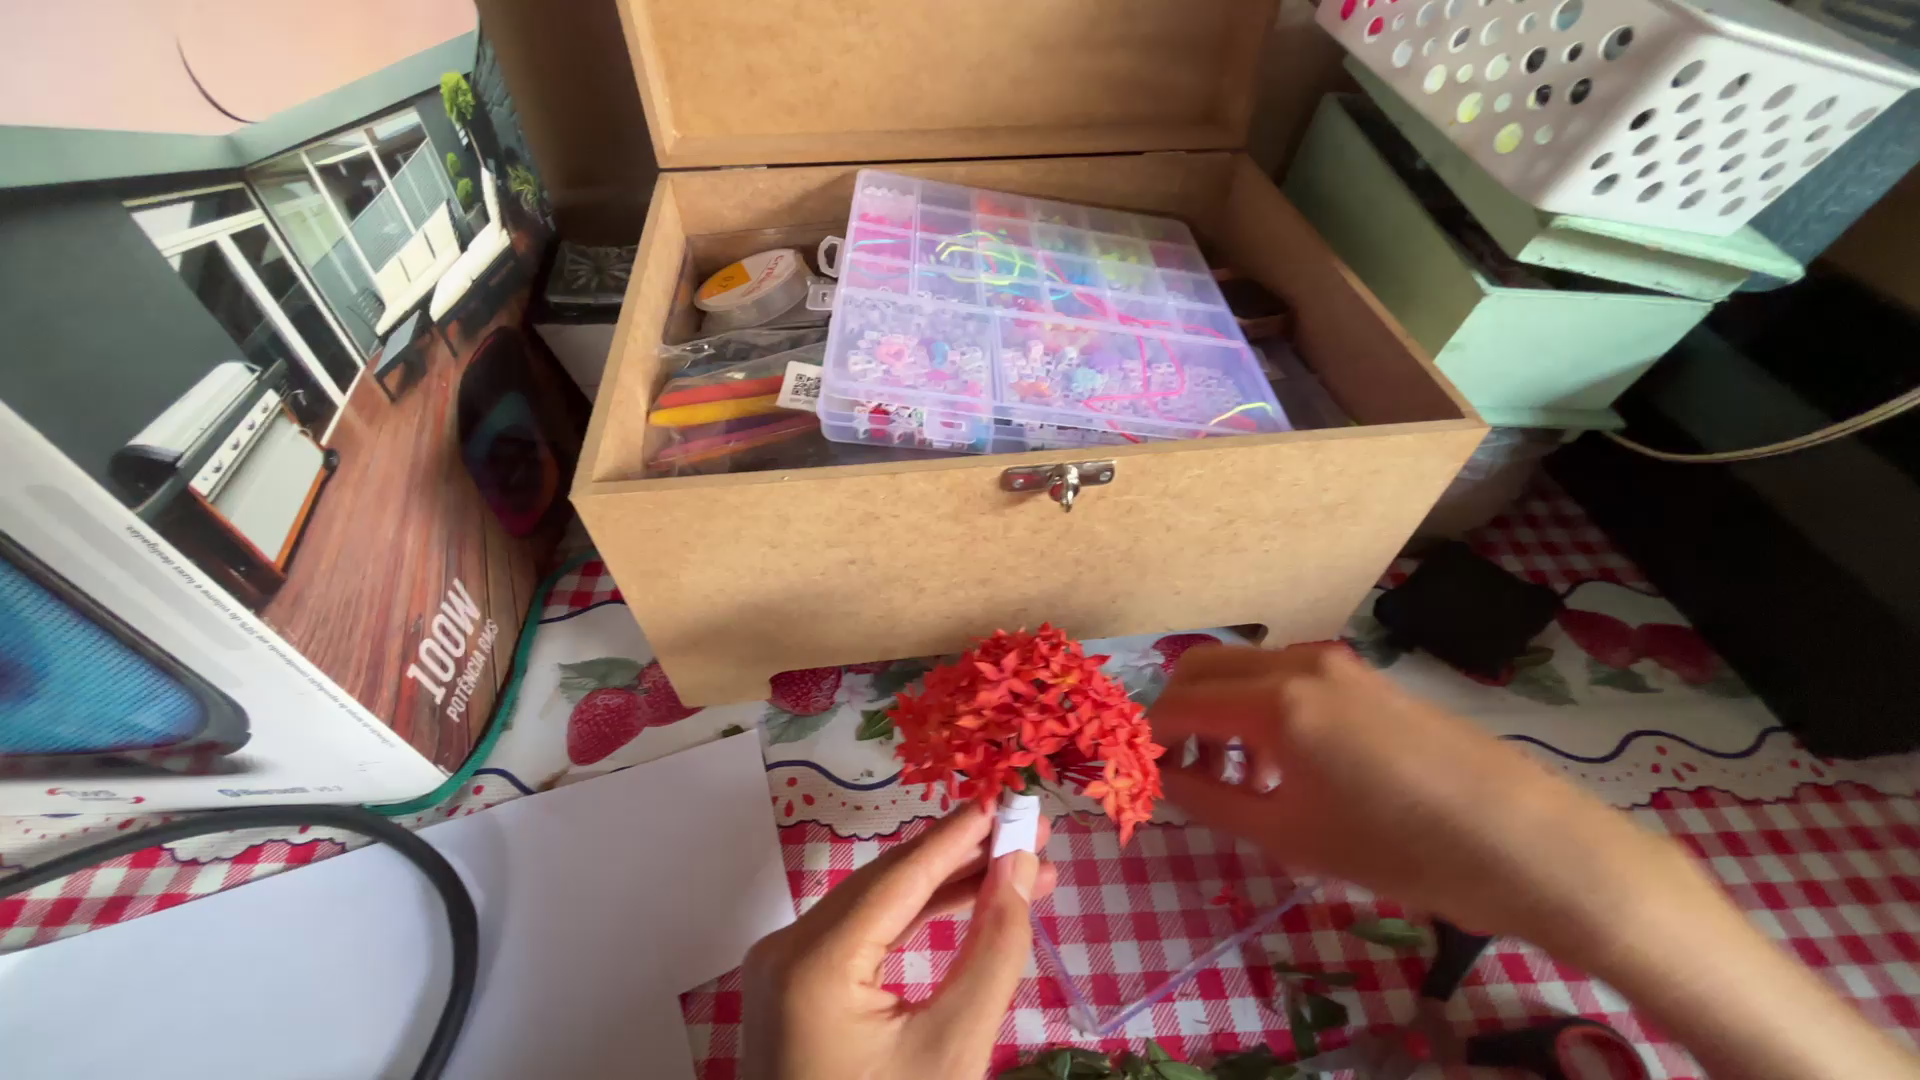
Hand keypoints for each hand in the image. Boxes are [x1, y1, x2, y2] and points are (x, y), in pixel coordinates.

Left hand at [741, 803, 1058, 1079]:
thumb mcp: (953, 1050)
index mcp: (813, 963)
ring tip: (1015, 867)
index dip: (960, 833)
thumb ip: (993, 952)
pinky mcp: (795, 978)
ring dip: (948, 883)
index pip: (900, 876)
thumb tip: (1021, 869)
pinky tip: (968, 898)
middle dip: (964, 856)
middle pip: (889, 882)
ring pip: (879, 902)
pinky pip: (864, 929)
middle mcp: (787, 947)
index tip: (1007, 798)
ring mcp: (785, 962)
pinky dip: (917, 915)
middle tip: (1029, 832)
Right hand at [1149, 642, 1688, 950]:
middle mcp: (1297, 663)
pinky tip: (1285, 764)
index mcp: (1274, 701)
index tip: (1143, 775)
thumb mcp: (1288, 836)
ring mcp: (1334, 663)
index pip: (1177, 704)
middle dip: (1176, 714)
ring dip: (1217, 709)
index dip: (1149, 738)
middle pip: (1200, 667)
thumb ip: (1209, 801)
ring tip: (1237, 777)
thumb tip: (1162, 779)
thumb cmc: (1398, 849)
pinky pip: (1283, 676)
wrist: (1528, 844)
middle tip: (1184, 773)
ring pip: (1241, 668)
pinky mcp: (1362, 676)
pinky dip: (1258, 707)